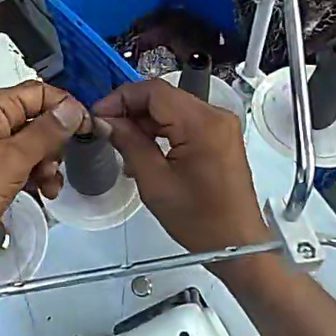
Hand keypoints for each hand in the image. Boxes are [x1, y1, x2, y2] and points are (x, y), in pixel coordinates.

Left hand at [0, 83, 89, 289]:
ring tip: (48, 184)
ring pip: (39, 145)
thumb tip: (74, 107)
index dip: (66, 107)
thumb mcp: (12, 158)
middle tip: (59, 162)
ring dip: (50, 163)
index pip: (39, 93)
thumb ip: (47, 131)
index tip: (89, 130)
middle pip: (41, 119)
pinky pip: (29, 167)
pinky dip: (41, 177)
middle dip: (57, 141)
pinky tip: (45, 193)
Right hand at [93, 79, 270, 252]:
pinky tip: (146, 149)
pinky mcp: (222, 137)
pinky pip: (187, 121)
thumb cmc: (199, 220)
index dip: (121, 98)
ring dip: (146, 121)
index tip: (98, 115)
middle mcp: (217, 116)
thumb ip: (129, 143)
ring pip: (174, 108)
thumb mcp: (155, 182)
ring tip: (124, 144)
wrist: (237, 243)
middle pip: (165, 96)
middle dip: (132, 109)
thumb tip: (107, 120)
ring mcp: (222, 125)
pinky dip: (164, 130)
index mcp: (202, 123)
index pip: (155, 91)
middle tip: (107, 130)